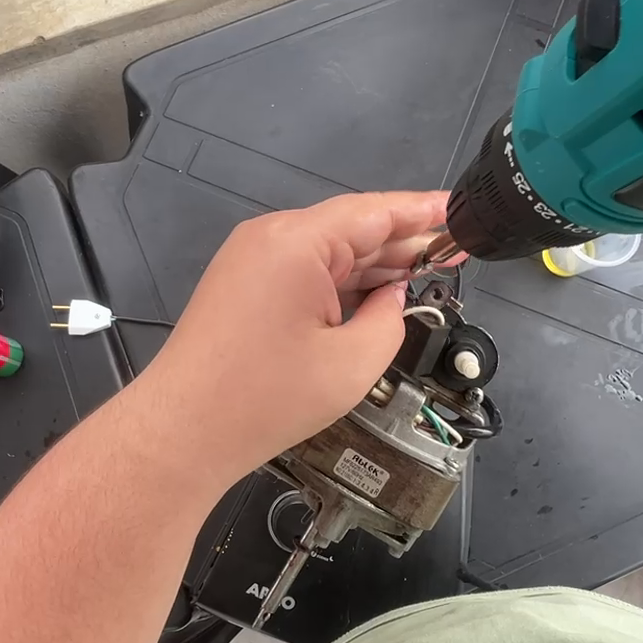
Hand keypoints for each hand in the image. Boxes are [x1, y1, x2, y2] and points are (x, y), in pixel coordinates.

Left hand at [120, 191, 450, 489]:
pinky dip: (339, 282)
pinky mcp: (242, 284)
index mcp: (297, 241)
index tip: (460, 212)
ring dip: (371, 265)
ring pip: (326, 252)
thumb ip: (389, 319)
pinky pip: (302, 270)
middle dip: (402, 243)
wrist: (182, 431)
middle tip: (453, 253)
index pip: (373, 212)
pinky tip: (373, 294)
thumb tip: (392, 297)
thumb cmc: (268, 398)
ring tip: (424, 273)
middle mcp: (270, 236)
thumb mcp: (352, 363)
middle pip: (350, 229)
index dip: (422, 212)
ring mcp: (250, 259)